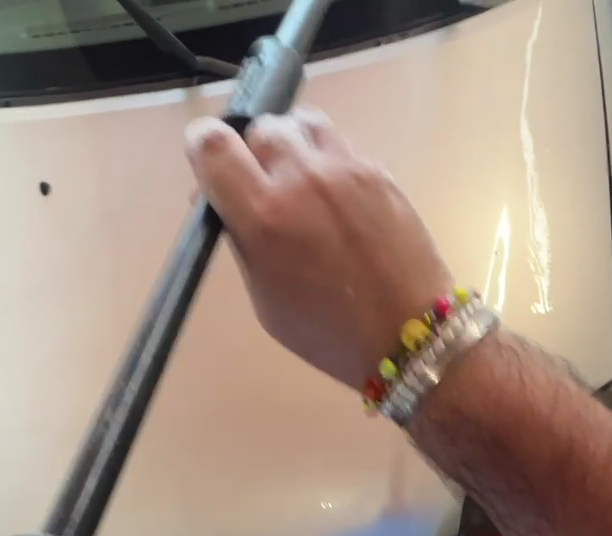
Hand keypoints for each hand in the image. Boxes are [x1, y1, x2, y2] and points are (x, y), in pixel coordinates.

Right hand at [185, 108, 453, 390]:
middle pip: (258, 129)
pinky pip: (339, 145)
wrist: (409, 334)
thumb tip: (229, 207)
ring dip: (292, 148)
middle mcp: (301, 179)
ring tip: (301, 185)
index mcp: (263, 217)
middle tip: (264, 190)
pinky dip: (327, 161)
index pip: (211, 145)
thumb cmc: (329, 333)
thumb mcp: (266, 300)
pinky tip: (336, 199)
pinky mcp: (377, 170)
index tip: (212, 170)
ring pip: (301, 124)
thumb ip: (244, 242)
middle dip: (252, 155)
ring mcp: (344, 169)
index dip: (203, 151)